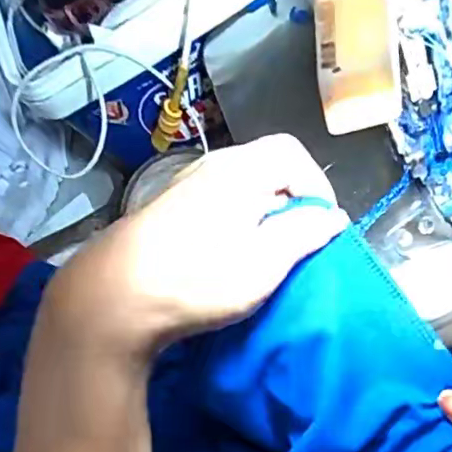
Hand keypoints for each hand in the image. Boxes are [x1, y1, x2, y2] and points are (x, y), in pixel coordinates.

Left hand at [48, 134, 351, 361]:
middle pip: (269, 169)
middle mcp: (213, 167)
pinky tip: (231, 259)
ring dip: (266, 218)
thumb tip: (333, 217)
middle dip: (294, 204)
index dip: (318, 187)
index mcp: (242, 170)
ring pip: (244, 190)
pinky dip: (239, 226)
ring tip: (269, 257)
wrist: (118, 297)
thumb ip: (306, 232)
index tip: (323, 227)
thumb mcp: (268, 260)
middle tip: (301, 245)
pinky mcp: (170, 213)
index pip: (295, 154)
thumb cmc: (201, 278)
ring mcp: (187, 188)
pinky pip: (220, 207)